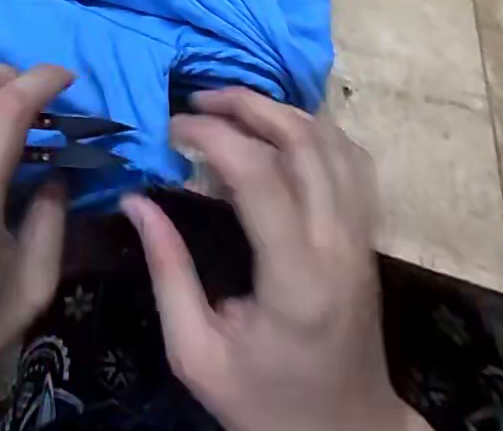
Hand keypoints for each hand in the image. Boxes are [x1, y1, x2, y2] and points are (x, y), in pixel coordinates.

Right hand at [121, 88, 425, 430]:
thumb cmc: (265, 402)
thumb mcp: (196, 354)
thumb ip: (166, 270)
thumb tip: (134, 199)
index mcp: (295, 280)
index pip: (259, 174)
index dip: (211, 135)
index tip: (170, 130)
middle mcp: (338, 246)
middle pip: (303, 141)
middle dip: (246, 105)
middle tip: (197, 101)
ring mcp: (361, 238)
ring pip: (333, 141)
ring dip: (278, 110)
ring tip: (230, 107)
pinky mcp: (367, 236)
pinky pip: (351, 160)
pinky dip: (313, 129)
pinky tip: (276, 130)